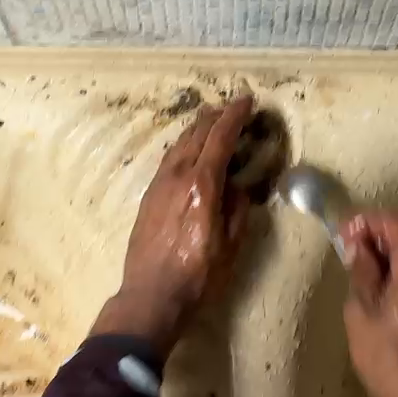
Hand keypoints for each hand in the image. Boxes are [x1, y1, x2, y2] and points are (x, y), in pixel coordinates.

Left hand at [91, 95, 254, 356]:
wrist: (150, 295)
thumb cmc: (198, 275)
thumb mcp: (231, 245)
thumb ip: (238, 209)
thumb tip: (239, 187)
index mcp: (202, 184)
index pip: (221, 138)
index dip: (235, 116)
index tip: (247, 101)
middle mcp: (178, 174)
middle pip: (198, 132)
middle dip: (217, 115)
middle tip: (233, 106)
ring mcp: (160, 182)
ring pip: (181, 142)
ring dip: (199, 126)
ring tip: (213, 118)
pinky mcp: (149, 193)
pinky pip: (170, 156)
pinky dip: (185, 143)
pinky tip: (190, 147)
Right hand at [340, 210, 397, 396]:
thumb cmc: (394, 360)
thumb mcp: (363, 313)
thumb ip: (361, 273)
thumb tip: (359, 246)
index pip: (393, 220)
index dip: (365, 220)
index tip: (342, 234)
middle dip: (373, 239)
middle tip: (346, 255)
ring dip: (384, 260)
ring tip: (358, 278)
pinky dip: (396, 277)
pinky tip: (378, 299)